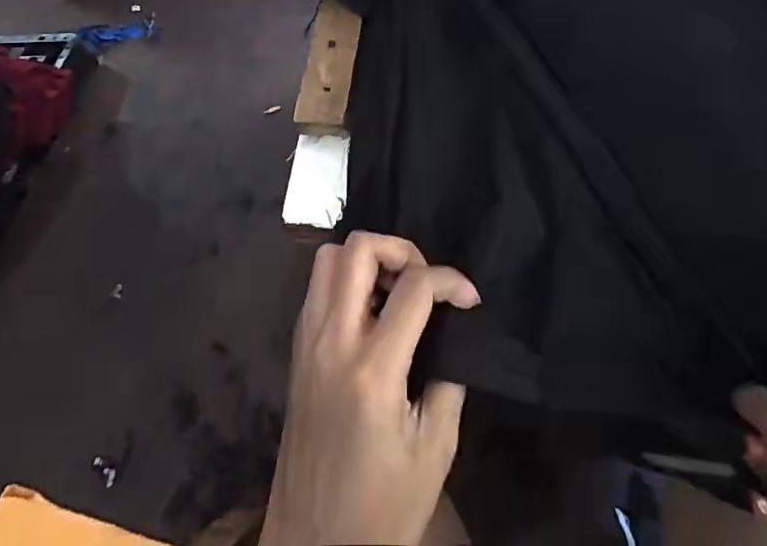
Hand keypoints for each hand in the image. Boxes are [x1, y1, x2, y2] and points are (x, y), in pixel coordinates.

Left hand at [259, 232, 480, 545]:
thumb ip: (447, 380)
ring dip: (368, 259)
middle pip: (357, 249)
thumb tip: (453, 332)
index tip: (470, 299)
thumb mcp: (433, 451)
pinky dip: (346, 279)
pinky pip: (317, 287)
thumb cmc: (381, 507)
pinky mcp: (295, 347)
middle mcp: (331, 340)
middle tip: (426, 281)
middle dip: (401, 248)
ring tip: (398, 292)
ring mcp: (306, 340)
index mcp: (371, 370)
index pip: (413, 288)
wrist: (312, 540)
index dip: (451, 280)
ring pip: (328, 259)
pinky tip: (373, 311)